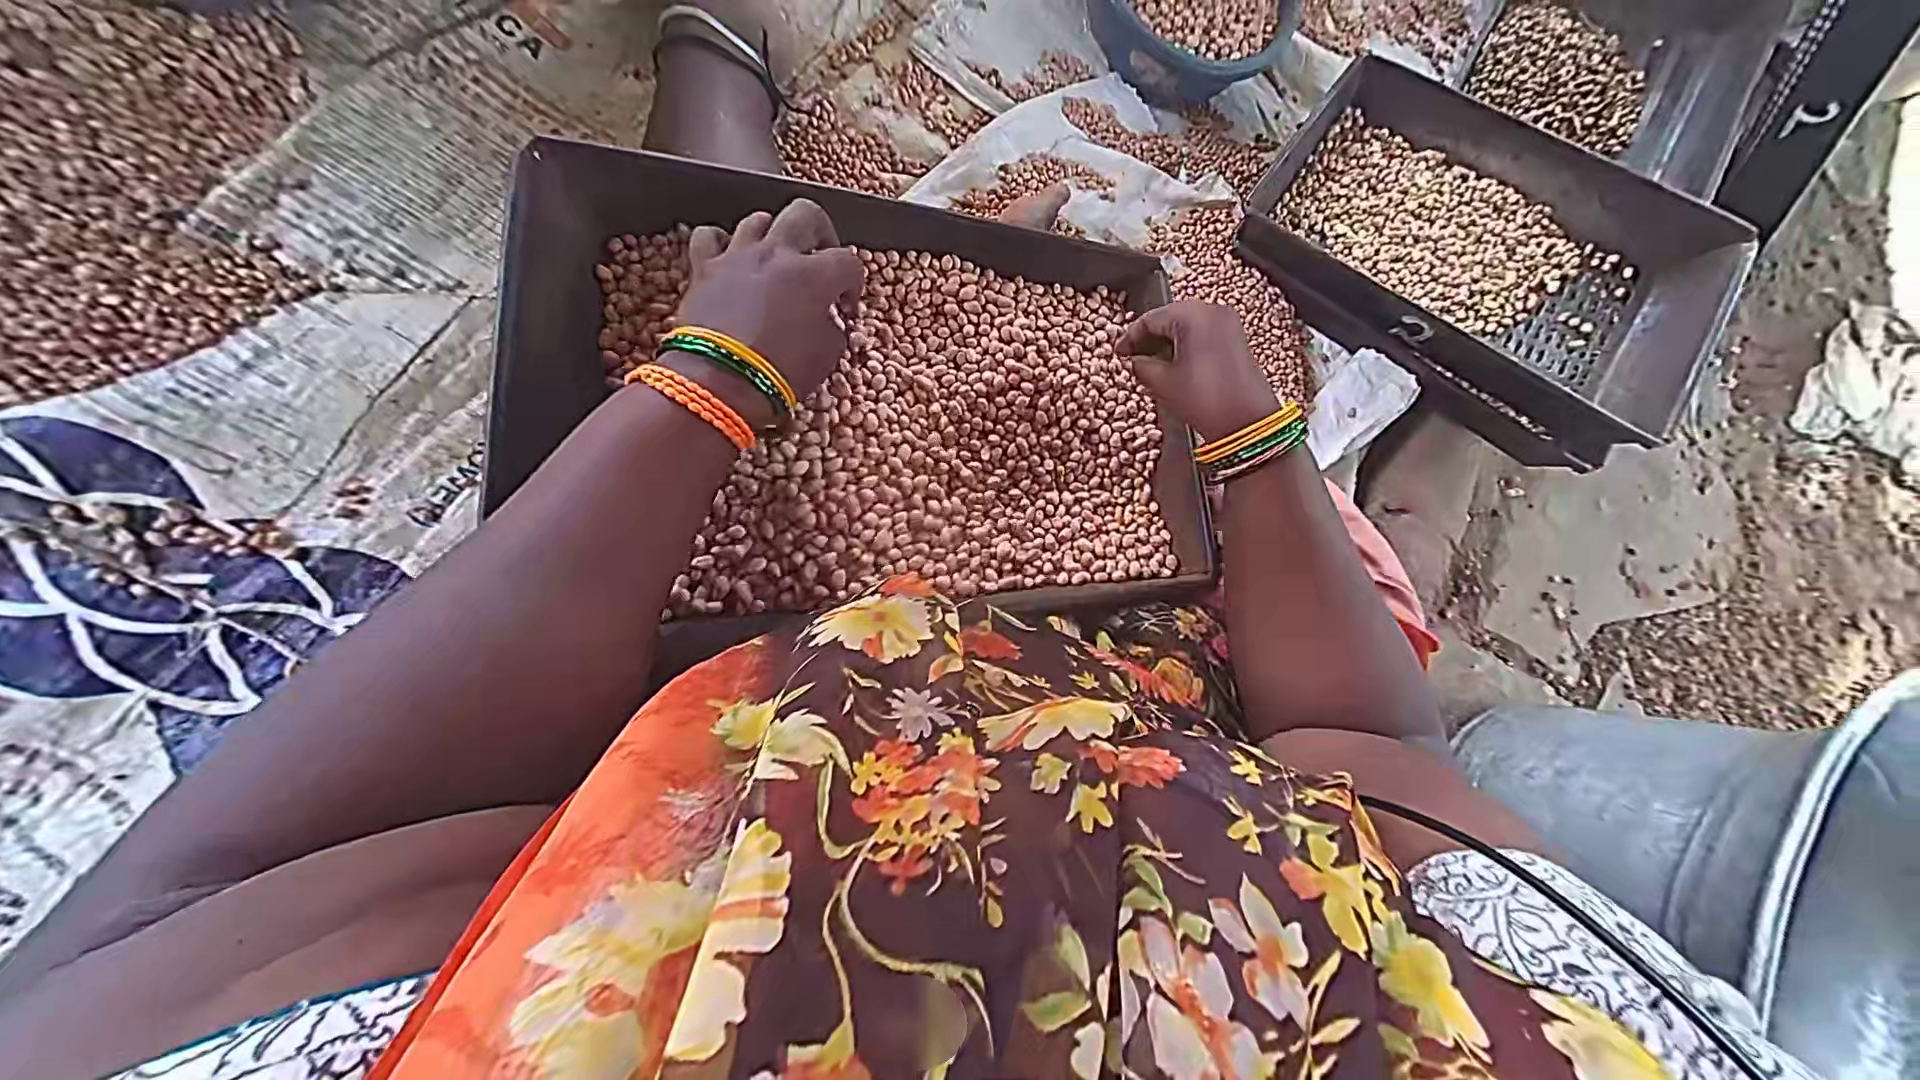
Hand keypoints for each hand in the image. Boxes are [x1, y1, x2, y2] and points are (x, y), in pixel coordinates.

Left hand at [672, 199, 864, 414]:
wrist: (723, 382)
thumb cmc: (781, 373)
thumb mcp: (827, 355)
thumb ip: (833, 327)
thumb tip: (829, 319)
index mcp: (815, 276)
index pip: (848, 262)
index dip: (853, 284)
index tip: (846, 306)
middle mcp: (777, 254)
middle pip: (806, 214)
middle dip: (821, 233)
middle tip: (821, 256)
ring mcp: (738, 256)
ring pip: (759, 220)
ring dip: (773, 236)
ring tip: (777, 260)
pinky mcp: (704, 268)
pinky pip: (710, 236)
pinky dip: (722, 243)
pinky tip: (731, 259)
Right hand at [1117, 300, 1281, 441]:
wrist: (1247, 421)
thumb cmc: (1204, 398)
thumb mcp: (1164, 382)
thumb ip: (1141, 366)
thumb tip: (1132, 361)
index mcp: (1192, 315)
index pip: (1150, 318)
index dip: (1129, 336)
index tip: (1117, 353)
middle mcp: (1212, 311)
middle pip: (1169, 318)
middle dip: (1147, 338)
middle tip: (1130, 358)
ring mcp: (1227, 324)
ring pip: (1185, 326)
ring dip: (1165, 343)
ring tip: (1148, 365)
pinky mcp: (1235, 340)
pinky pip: (1201, 335)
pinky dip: (1183, 347)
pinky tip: (1170, 366)